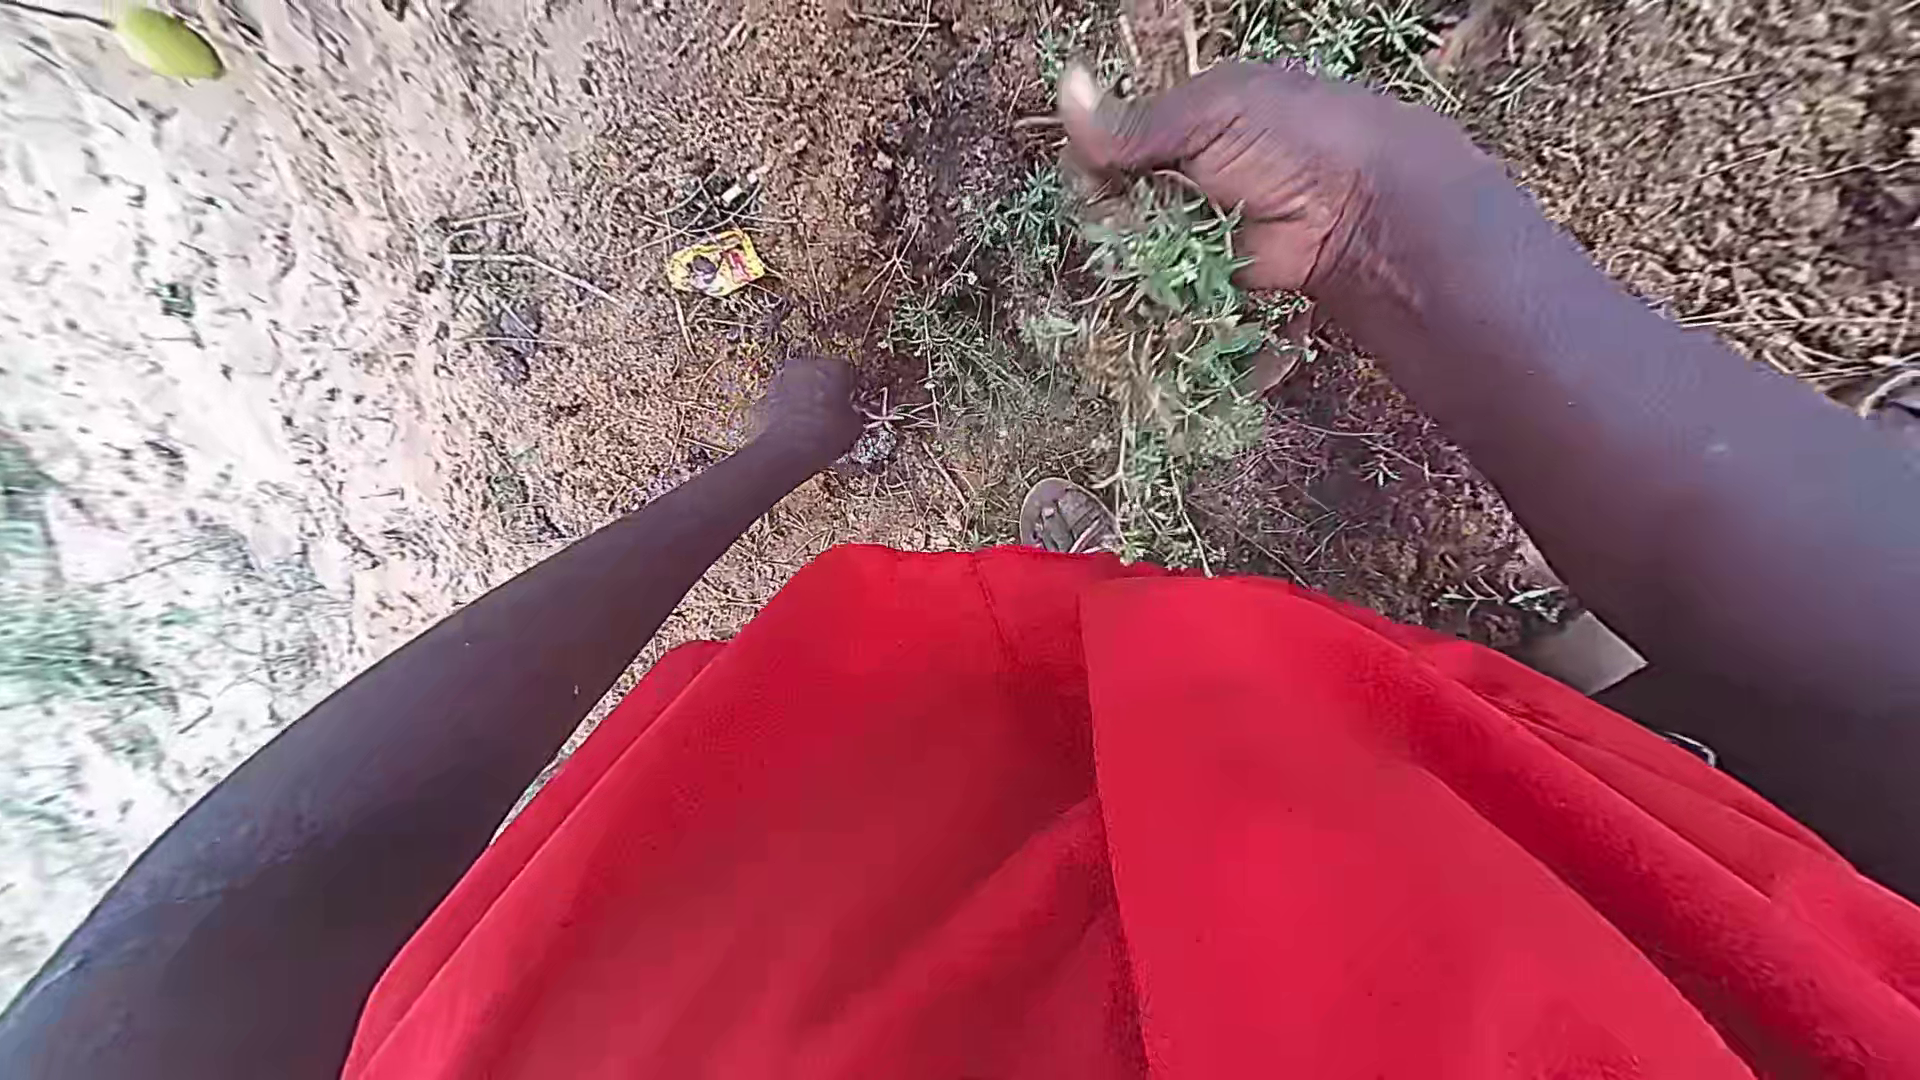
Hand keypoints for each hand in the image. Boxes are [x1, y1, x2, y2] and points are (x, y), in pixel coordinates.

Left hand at [754, 354, 861, 464]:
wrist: (790, 450)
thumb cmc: (823, 434)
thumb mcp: (853, 426)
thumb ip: (853, 414)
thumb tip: (851, 417)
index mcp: (833, 367)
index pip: (847, 370)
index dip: (850, 388)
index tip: (852, 401)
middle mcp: (805, 366)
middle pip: (819, 373)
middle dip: (825, 390)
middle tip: (833, 412)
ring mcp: (781, 380)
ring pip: (797, 385)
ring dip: (804, 398)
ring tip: (814, 423)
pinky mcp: (765, 397)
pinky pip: (781, 401)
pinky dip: (787, 411)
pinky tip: (796, 429)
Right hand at [1058, 62, 1505, 300]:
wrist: (1348, 207)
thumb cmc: (1287, 138)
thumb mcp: (1209, 115)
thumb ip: (1135, 124)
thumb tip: (1066, 90)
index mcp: (1177, 128)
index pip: (1108, 148)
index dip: (1094, 165)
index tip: (1092, 179)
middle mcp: (1176, 178)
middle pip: (1113, 202)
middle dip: (1112, 214)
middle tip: (1130, 217)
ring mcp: (1185, 228)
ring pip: (1129, 244)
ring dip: (1130, 251)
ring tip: (1147, 248)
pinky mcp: (1196, 272)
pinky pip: (1155, 279)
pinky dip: (1148, 280)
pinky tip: (1149, 276)